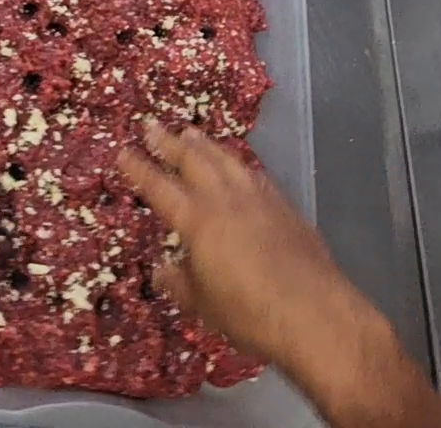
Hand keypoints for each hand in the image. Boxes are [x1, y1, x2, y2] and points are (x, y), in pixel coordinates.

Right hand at [116, 122, 352, 363]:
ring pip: (225, 158)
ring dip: (205, 143)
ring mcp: (257, 197)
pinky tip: (237, 164)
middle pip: (193, 159)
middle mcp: (225, 199)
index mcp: (197, 220)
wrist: (316, 313)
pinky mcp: (284, 205)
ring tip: (191, 131)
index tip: (123, 151)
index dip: (139, 169)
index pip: (159, 187)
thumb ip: (180, 283)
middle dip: (170, 142)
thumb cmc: (251, 313)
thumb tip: (162, 269)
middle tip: (152, 126)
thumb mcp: (204, 305)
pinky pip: (253, 173)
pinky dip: (237, 162)